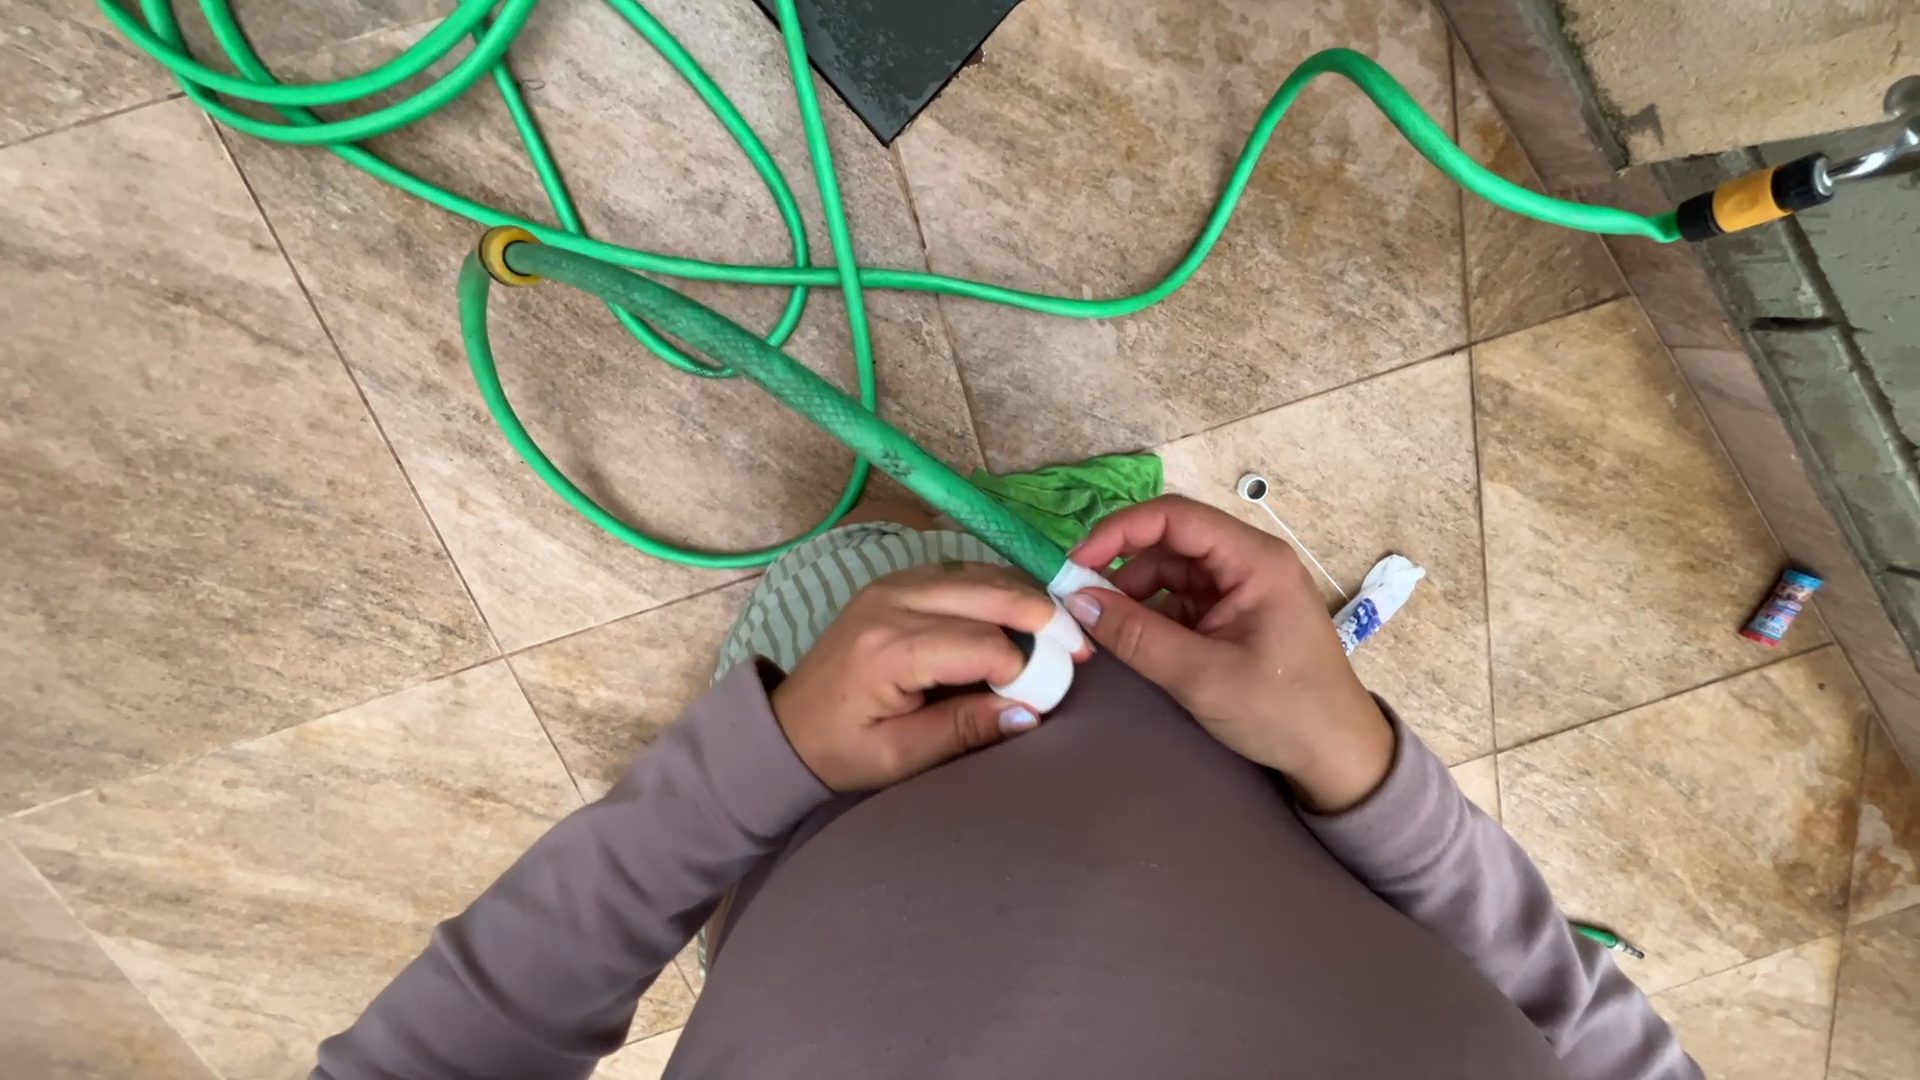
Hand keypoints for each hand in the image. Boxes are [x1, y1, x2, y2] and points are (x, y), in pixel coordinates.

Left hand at [771, 562, 1090, 792]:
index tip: (1056, 688)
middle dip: (1039, 615)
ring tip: (1057, 627)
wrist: (786, 727)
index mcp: (890, 648)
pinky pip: (957, 572)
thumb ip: (963, 730)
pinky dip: (992, 587)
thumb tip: (1031, 711)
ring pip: (976, 574)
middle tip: (1081, 644)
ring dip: (1020, 596)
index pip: (982, 643)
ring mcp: (891, 584)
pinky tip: (1015, 610)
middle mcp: (891, 601)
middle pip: (986, 593)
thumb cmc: (840, 750)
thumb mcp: (900, 756)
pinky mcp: (893, 582)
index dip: (1027, 664)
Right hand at [1064, 495, 1392, 812]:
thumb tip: (1076, 600)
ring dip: (1130, 591)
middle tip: (1077, 595)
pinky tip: (1126, 635)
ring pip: (1167, 570)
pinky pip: (1176, 598)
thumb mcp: (1203, 676)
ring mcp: (1237, 588)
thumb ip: (1137, 636)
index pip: (1176, 517)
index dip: (1120, 530)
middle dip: (1120, 564)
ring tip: (1100, 623)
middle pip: (1169, 541)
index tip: (1077, 561)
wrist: (1336, 758)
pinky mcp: (1228, 613)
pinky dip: (1146, 613)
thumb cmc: (1283, 711)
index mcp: (1254, 560)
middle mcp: (1246, 562)